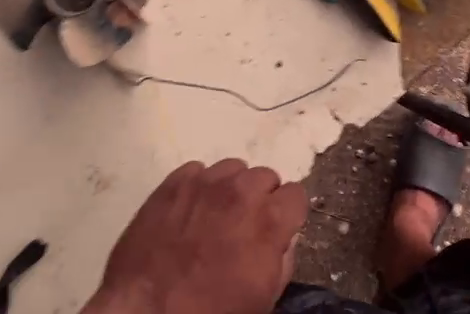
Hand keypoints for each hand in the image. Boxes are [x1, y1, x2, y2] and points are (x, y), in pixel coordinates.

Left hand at [83, 159, 307, 313]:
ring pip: (232, 169)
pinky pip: (198, 172)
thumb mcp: (263, 300)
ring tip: (213, 219)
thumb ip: (282, 260)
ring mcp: (206, 183)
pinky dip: (198, 189)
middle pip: (265, 177)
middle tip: (241, 230)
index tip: (276, 233)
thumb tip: (282, 239)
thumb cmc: (210, 313)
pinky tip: (188, 215)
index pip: (296, 195)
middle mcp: (242, 191)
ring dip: (230, 190)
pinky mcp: (173, 183)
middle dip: (259, 200)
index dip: (287, 216)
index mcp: (269, 220)